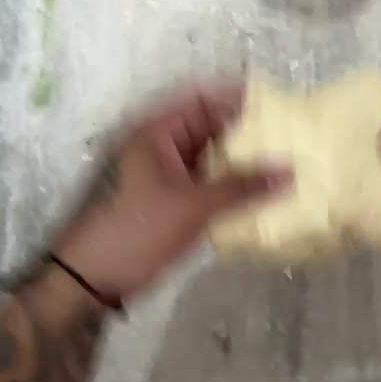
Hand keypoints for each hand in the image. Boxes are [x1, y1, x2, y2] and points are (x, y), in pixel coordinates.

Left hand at [51, 84, 288, 301]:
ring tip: (281, 167)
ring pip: (207, 160)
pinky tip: (256, 196)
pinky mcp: (165, 203)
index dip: (238, 102)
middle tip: (288, 142)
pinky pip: (203, 185)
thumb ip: (243, 187)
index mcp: (156, 134)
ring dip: (238, 164)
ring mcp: (161, 176)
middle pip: (207, 130)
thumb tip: (290, 170)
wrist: (90, 279)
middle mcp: (158, 148)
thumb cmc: (136, 230)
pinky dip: (227, 188)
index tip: (279, 111)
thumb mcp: (193, 206)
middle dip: (245, 135)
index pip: (203, 102)